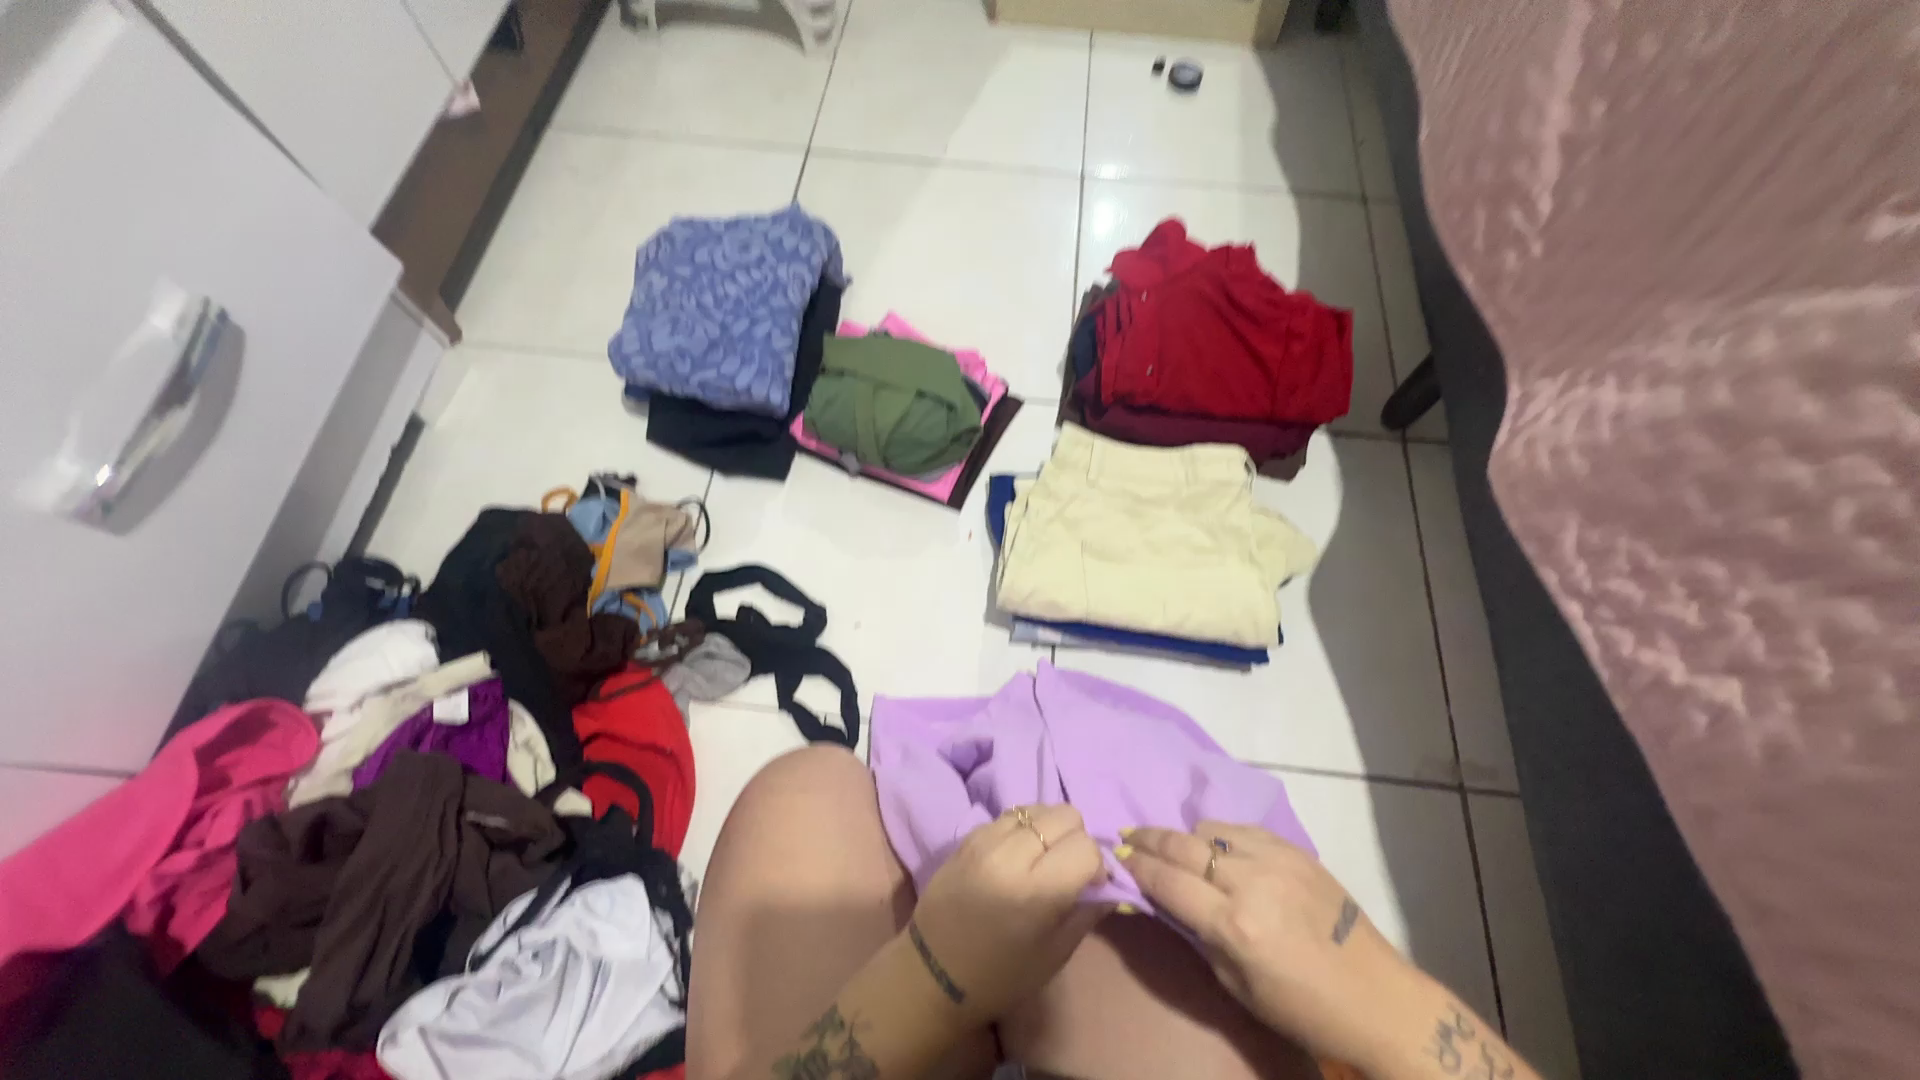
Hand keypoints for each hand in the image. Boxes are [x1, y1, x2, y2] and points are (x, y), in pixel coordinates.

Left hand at [908, 804, 1109, 1022]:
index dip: (1095, 864)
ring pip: (1035, 807)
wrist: (933, 973)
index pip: (1086, 846)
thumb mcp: (1054, 954)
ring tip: (1040, 859)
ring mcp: (984, 841)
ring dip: (1047, 828)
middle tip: (1066, 868)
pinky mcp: (966, 837)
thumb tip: (1110, 883)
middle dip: (1076, 837)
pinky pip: (1007, 816)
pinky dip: (1021, 829)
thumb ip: (1086, 911)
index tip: (1087, 885)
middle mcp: (1010, 856)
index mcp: (1036, 891)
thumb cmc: (1000, 976)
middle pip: (1064, 814)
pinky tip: (1015, 856)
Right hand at [1120, 822, 1426, 1067]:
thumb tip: (1162, 900)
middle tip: (1127, 836)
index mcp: (1235, 926)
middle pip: (1183, 845)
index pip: (1167, 882)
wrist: (1378, 1000)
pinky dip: (1221, 836)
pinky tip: (1217, 848)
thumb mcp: (1236, 985)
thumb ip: (1196, 934)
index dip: (1137, 866)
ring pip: (1212, 830)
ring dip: (1186, 837)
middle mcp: (1252, 883)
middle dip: (1148, 839)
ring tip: (1176, 848)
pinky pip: (1244, 830)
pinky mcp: (1298, 852)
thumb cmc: (1301, 1008)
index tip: (1116, 857)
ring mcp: (1277, 861)